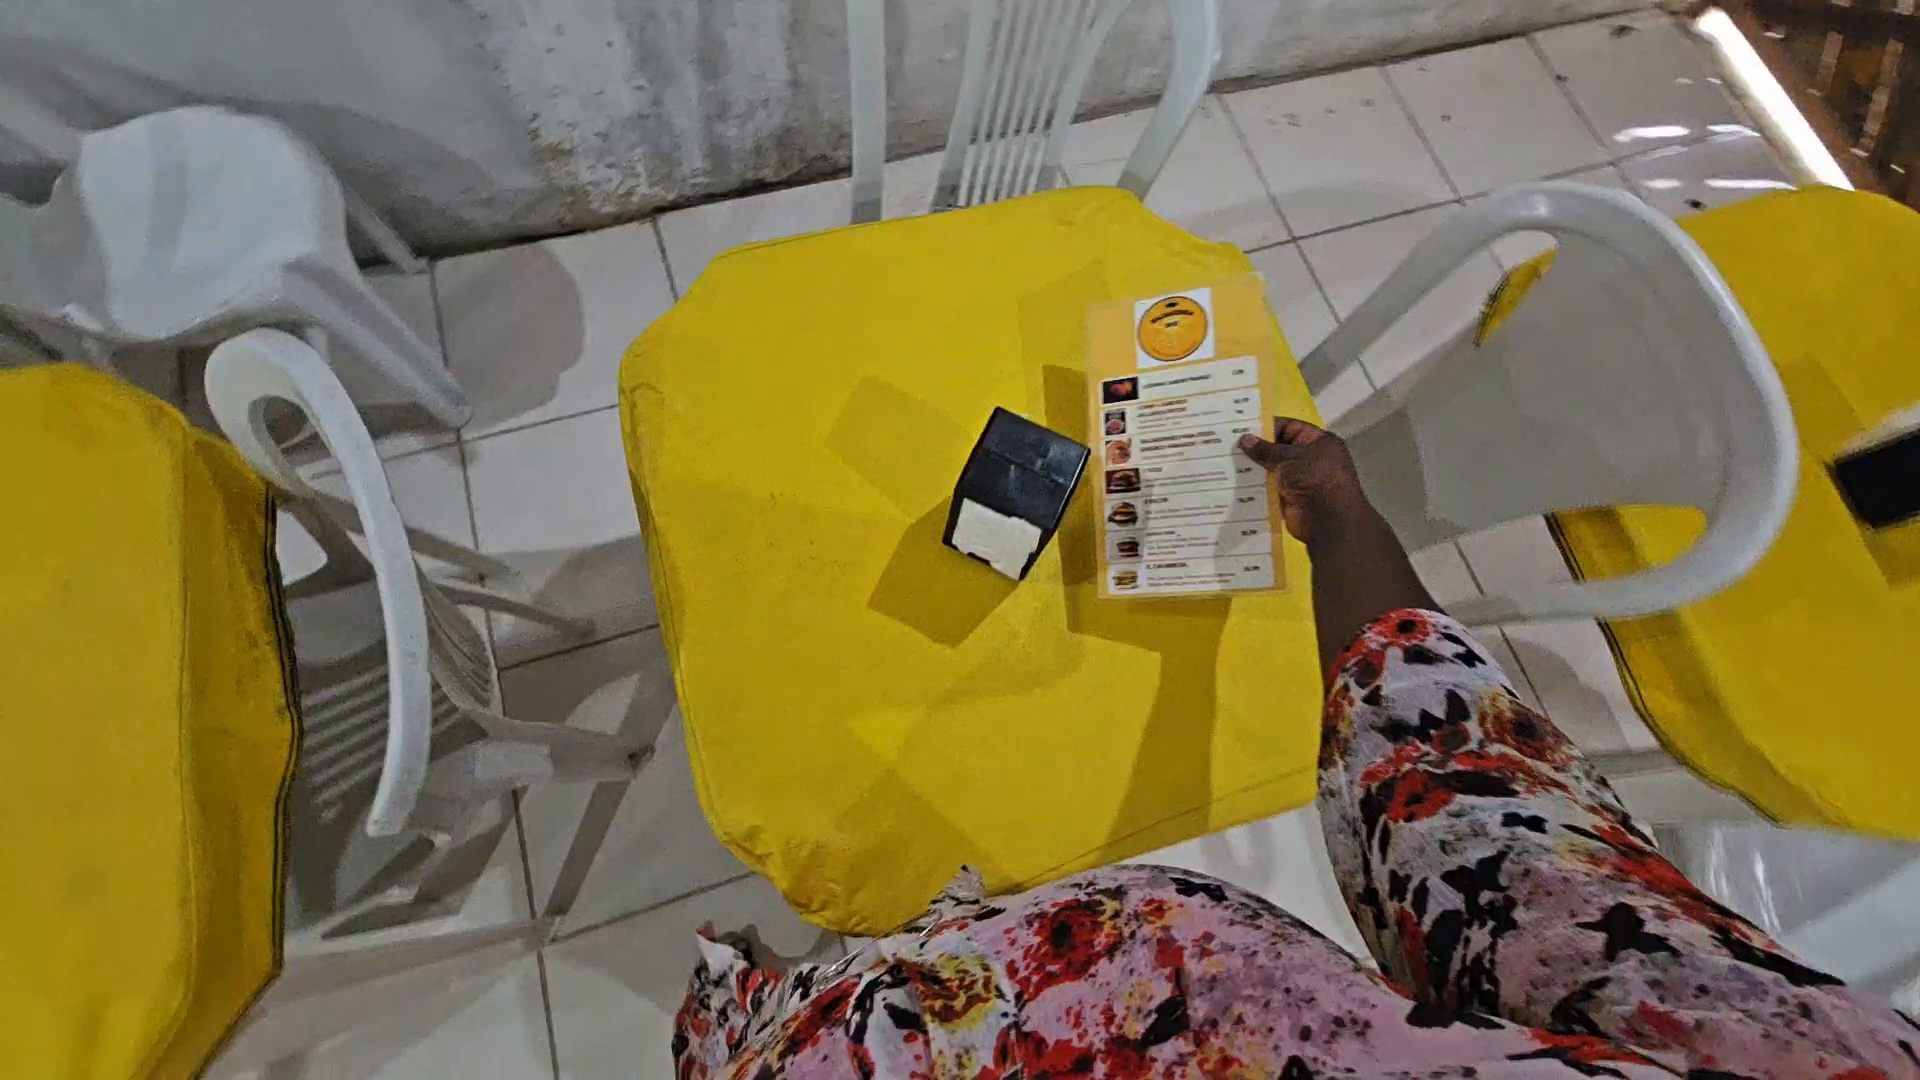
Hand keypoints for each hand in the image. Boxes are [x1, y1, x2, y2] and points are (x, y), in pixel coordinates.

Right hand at [1237, 417, 1369, 545]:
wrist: (1326, 518)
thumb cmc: (1314, 478)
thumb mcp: (1290, 457)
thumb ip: (1265, 449)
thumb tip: (1244, 439)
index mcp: (1318, 442)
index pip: (1290, 427)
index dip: (1267, 426)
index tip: (1242, 428)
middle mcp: (1310, 458)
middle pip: (1278, 448)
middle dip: (1257, 448)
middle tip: (1230, 445)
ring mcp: (1299, 479)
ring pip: (1271, 468)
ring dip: (1253, 467)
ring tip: (1228, 462)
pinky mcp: (1288, 497)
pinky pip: (1268, 486)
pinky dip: (1254, 485)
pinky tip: (1235, 481)